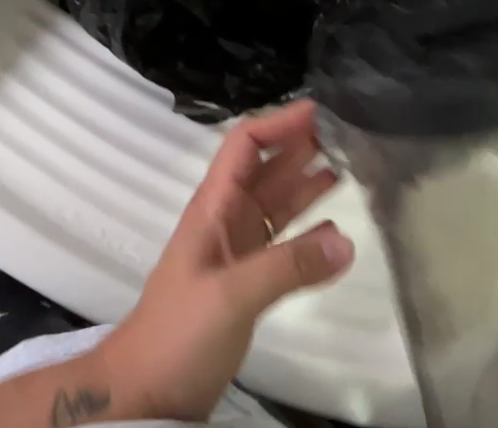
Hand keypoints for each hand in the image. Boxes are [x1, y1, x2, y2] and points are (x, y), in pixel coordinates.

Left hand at [96, 100, 354, 422]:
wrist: (148, 386)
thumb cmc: (178, 330)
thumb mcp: (232, 295)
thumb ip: (287, 267)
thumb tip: (347, 241)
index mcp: (213, 206)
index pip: (244, 145)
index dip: (278, 123)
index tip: (319, 111)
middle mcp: (226, 218)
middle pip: (265, 169)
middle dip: (300, 147)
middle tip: (349, 134)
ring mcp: (237, 249)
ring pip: (277, 203)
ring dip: (307, 184)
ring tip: (350, 166)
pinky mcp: (248, 280)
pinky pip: (283, 244)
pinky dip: (309, 234)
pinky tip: (338, 234)